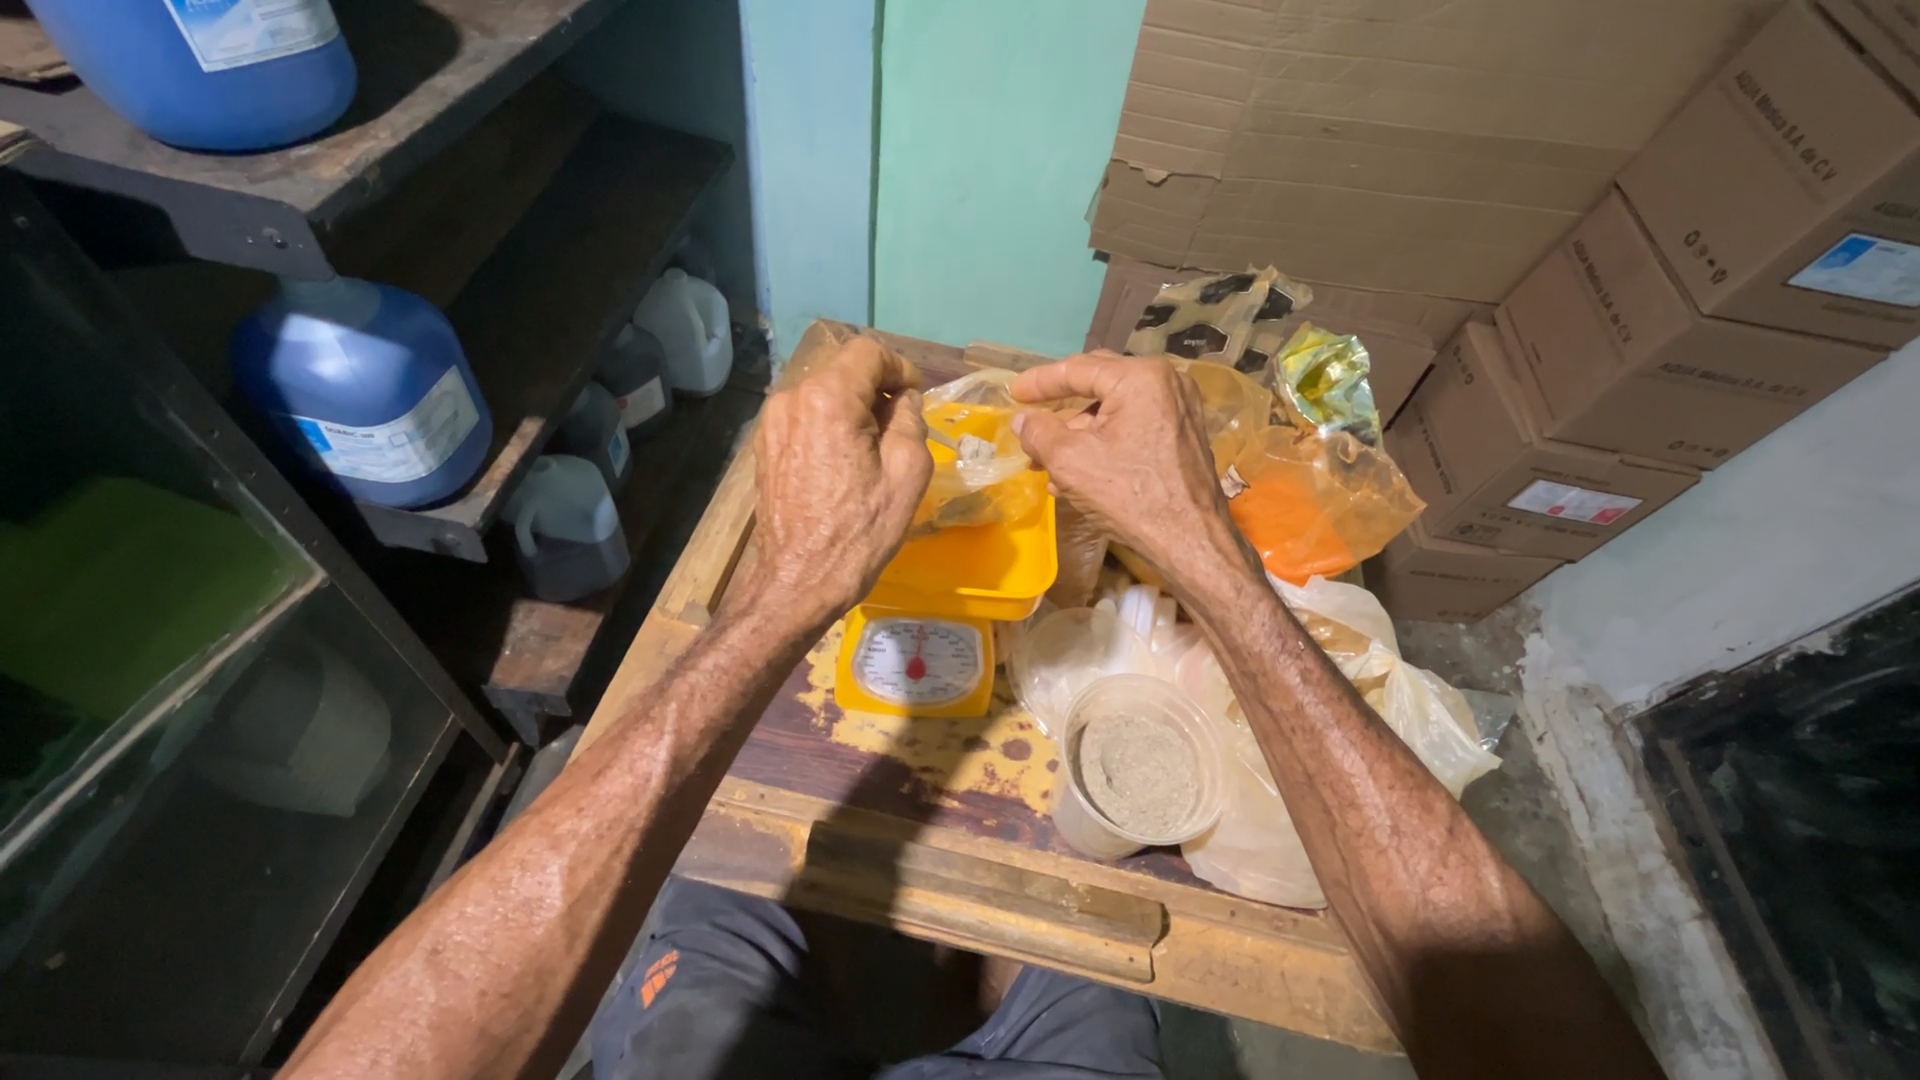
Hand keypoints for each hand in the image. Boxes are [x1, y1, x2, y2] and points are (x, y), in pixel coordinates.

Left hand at [732, 337, 932, 633]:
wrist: (798, 581)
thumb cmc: (860, 531)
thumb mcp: (908, 473)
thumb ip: (910, 420)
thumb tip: (903, 399)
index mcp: (828, 398)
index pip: (869, 352)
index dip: (900, 367)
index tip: (917, 395)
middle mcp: (791, 398)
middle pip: (843, 370)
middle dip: (877, 389)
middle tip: (902, 426)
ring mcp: (772, 423)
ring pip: (823, 394)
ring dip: (854, 409)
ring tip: (875, 449)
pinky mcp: (765, 447)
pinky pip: (806, 419)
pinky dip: (831, 426)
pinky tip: (846, 463)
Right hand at [1011, 351, 1256, 593]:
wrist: (1189, 539)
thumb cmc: (1128, 494)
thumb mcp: (1070, 461)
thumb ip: (1039, 432)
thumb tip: (1023, 420)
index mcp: (1141, 377)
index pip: (1079, 368)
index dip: (1040, 381)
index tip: (1012, 392)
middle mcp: (1166, 382)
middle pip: (1099, 384)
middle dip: (1060, 407)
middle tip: (1030, 416)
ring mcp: (1179, 409)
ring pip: (1114, 409)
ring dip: (1078, 432)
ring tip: (1046, 459)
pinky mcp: (1182, 435)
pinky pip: (1132, 426)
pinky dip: (1103, 441)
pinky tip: (1077, 470)